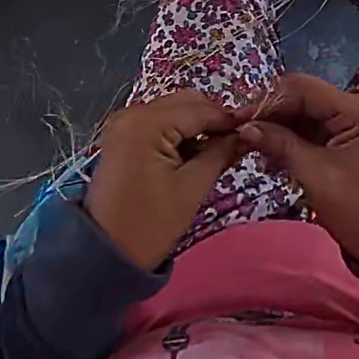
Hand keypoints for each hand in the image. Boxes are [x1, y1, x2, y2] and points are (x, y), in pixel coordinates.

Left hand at [85, 90, 242, 270]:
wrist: (104, 256)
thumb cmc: (149, 224)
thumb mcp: (191, 188)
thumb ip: (221, 154)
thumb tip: (246, 135)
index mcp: (146, 123)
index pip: (199, 109)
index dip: (229, 119)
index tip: (254, 129)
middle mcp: (132, 113)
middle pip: (185, 102)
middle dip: (212, 119)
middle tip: (234, 143)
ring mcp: (124, 123)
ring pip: (173, 110)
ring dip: (196, 125)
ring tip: (215, 152)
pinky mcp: (122, 136)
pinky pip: (159, 122)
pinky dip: (178, 132)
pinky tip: (192, 155)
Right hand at [239, 73, 358, 265]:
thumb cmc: (358, 208)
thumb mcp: (317, 174)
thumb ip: (282, 144)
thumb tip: (246, 127)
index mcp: (356, 109)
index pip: (303, 89)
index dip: (270, 100)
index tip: (240, 117)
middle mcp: (350, 107)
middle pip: (299, 99)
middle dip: (269, 114)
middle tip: (239, 132)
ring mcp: (342, 122)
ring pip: (297, 114)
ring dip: (273, 128)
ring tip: (248, 146)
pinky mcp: (334, 138)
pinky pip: (302, 129)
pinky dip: (283, 140)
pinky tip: (266, 156)